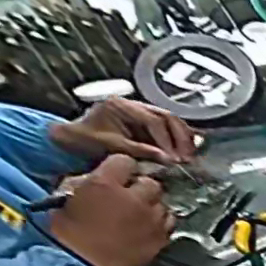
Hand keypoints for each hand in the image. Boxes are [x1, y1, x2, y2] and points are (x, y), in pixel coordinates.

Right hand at [48, 155, 174, 265]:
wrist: (85, 264)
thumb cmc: (67, 231)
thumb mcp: (66, 196)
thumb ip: (87, 182)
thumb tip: (98, 177)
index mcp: (105, 184)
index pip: (125, 161)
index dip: (122, 166)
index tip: (119, 172)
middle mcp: (135, 198)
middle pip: (151, 183)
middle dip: (142, 186)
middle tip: (130, 195)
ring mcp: (154, 219)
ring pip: (163, 203)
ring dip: (153, 205)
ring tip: (139, 213)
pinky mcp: (164, 236)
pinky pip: (169, 222)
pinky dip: (161, 221)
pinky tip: (148, 226)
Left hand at [49, 98, 197, 163]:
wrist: (75, 140)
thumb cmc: (87, 142)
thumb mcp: (110, 146)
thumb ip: (139, 151)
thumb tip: (169, 160)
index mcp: (120, 106)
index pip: (153, 121)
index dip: (168, 141)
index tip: (175, 160)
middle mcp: (135, 106)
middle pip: (169, 118)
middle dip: (181, 139)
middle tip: (187, 159)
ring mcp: (144, 113)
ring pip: (175, 122)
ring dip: (186, 140)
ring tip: (190, 158)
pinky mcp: (151, 124)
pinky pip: (174, 129)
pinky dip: (184, 141)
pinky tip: (188, 153)